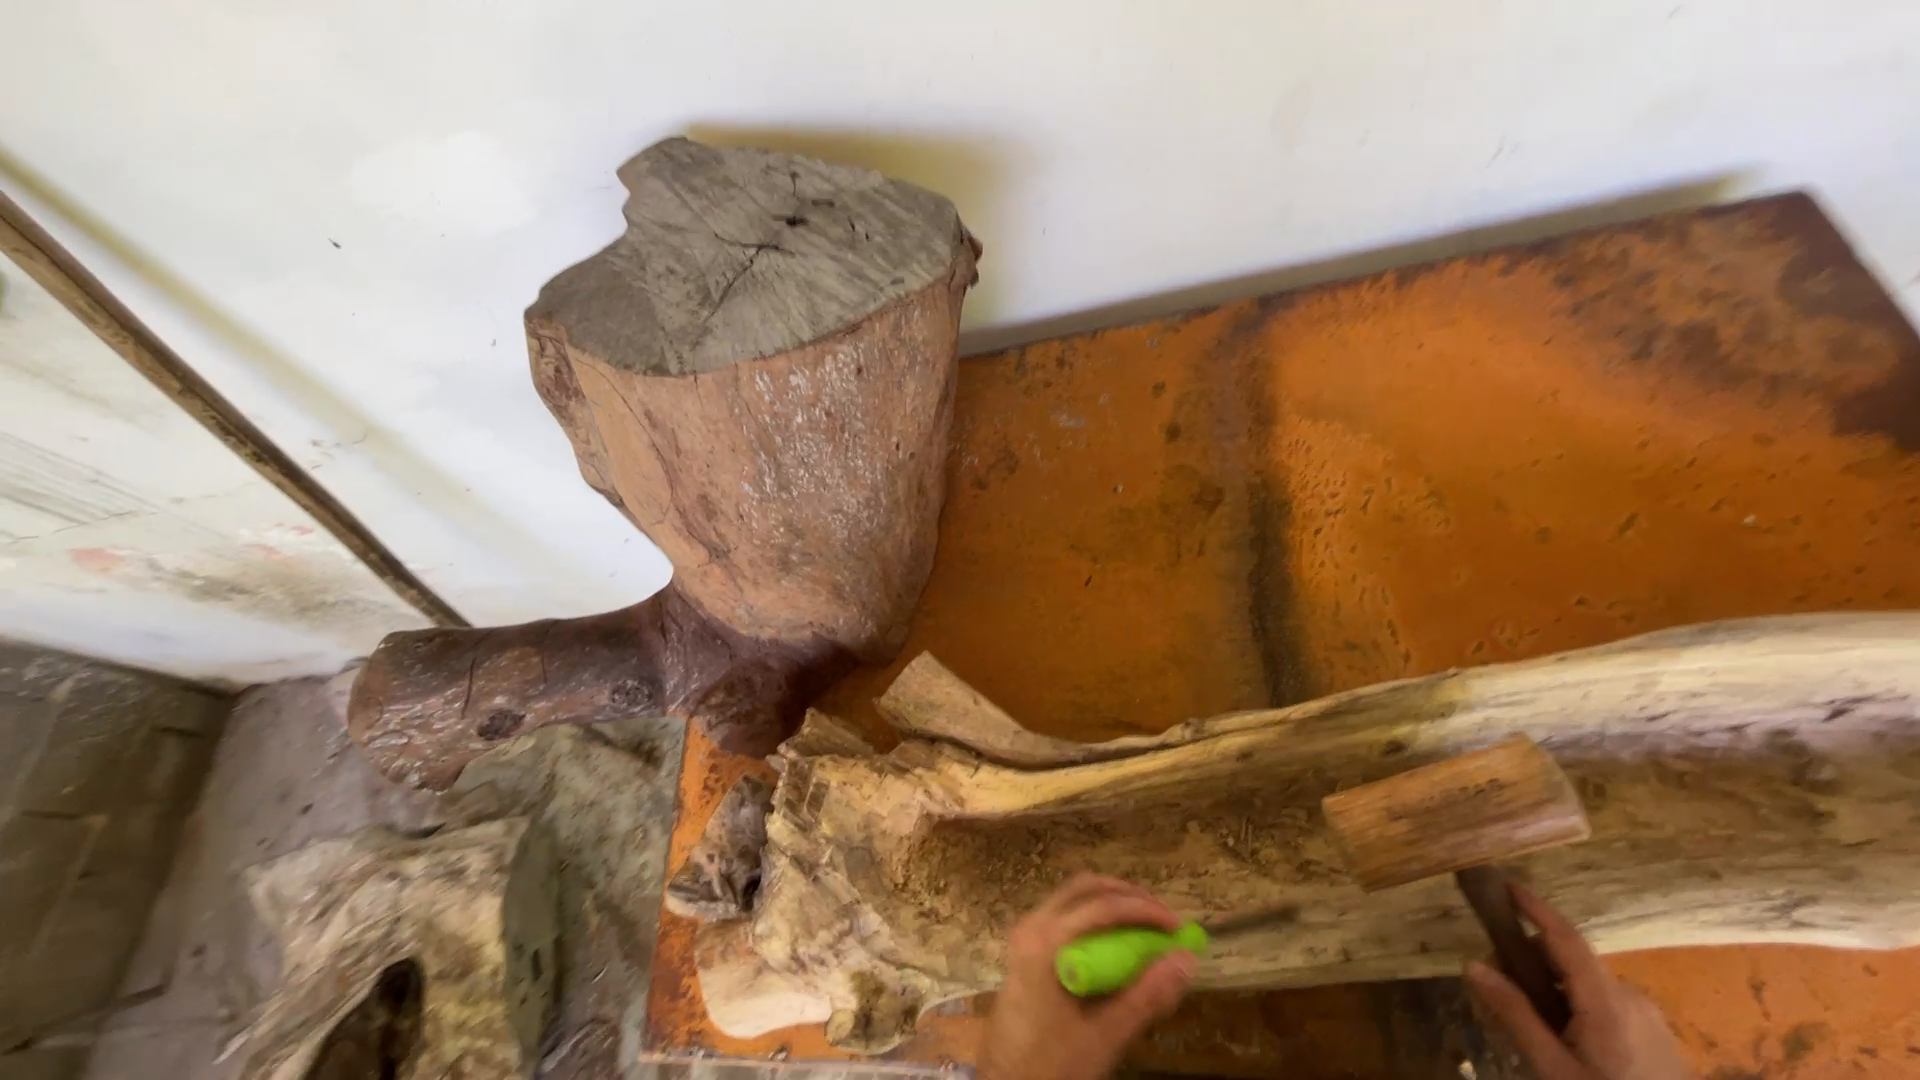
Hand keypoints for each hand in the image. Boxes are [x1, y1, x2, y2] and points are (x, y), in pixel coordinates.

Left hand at [980, 874, 1197, 1079]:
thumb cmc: (1052, 1063)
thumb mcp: (1105, 1035)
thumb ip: (1147, 996)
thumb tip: (1186, 959)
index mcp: (1046, 941)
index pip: (1103, 906)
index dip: (1145, 910)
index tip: (1178, 926)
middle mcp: (1032, 925)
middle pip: (1086, 888)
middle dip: (1129, 897)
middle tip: (1163, 920)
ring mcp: (1025, 933)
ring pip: (1074, 897)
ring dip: (1112, 903)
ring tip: (1146, 928)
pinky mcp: (1026, 947)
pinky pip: (1064, 914)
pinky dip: (1095, 917)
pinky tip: (1117, 943)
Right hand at [1465, 885, 1691, 1079]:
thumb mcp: (1553, 1067)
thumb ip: (1515, 1014)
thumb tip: (1472, 964)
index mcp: (1606, 1003)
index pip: (1567, 939)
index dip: (1536, 908)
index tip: (1506, 884)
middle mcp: (1631, 998)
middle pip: (1571, 959)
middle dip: (1530, 961)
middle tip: (1499, 987)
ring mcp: (1648, 1016)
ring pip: (1586, 982)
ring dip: (1553, 985)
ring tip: (1533, 1022)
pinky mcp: (1656, 1032)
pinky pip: (1607, 1001)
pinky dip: (1576, 1002)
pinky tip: (1565, 1036)